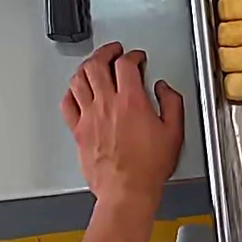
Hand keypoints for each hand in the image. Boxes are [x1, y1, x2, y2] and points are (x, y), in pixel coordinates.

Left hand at [59, 42, 184, 209]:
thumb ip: (172, 103)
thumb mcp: (174, 131)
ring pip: (78, 79)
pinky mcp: (79, 131)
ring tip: (94, 64)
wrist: (126, 190)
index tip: (137, 58)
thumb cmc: (149, 166)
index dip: (133, 56)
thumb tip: (164, 88)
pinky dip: (71, 91)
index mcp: (131, 101)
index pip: (126, 64)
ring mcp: (89, 117)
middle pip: (97, 64)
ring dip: (86, 66)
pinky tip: (77, 90)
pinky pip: (67, 104)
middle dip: (105, 52)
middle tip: (113, 51)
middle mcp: (107, 104)